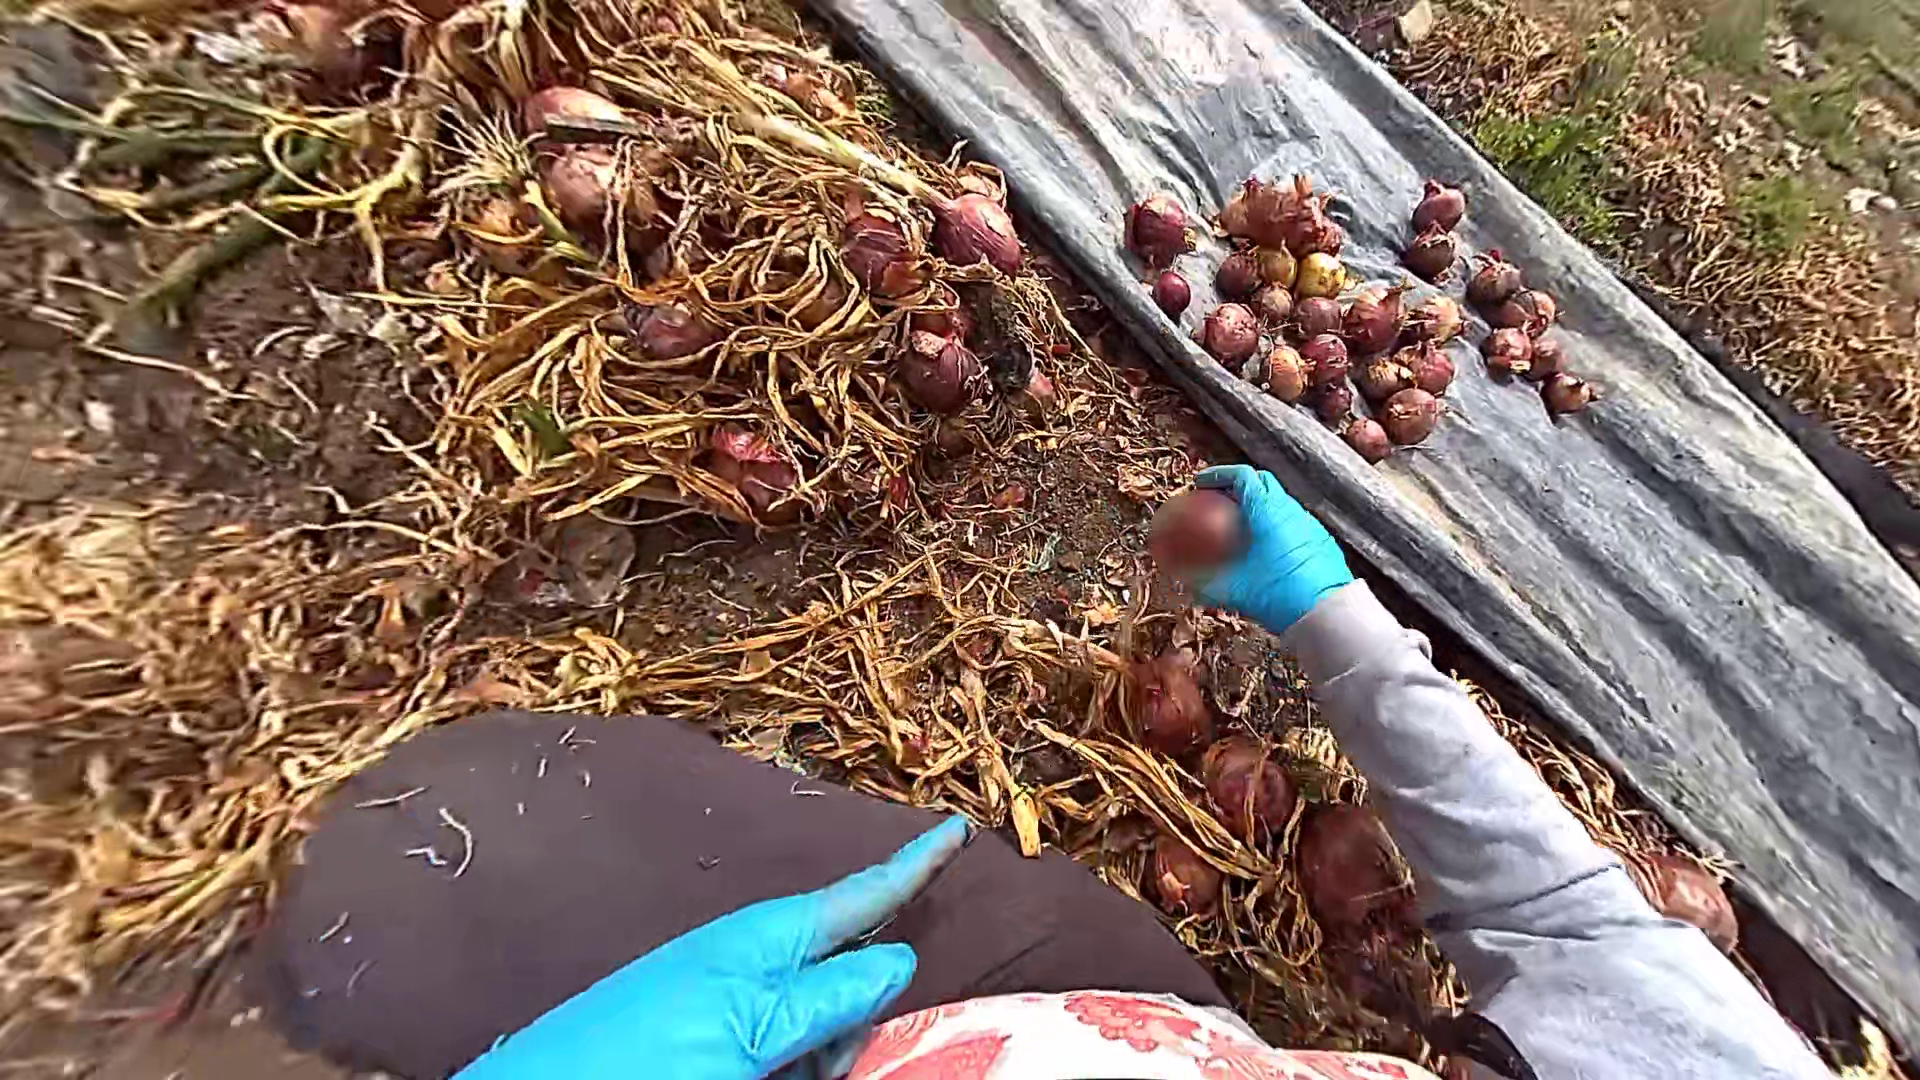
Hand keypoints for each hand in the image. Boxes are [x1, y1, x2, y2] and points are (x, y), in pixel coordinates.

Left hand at [454, 816, 971, 1079]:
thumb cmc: (636, 1061)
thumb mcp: (742, 1034)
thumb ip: (823, 998)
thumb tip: (900, 956)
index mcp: (775, 938)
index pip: (866, 892)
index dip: (918, 862)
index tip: (959, 830)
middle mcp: (769, 961)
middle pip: (859, 972)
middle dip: (878, 1006)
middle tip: (841, 1053)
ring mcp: (750, 1004)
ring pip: (833, 1025)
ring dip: (840, 1053)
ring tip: (783, 1069)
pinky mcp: (734, 1041)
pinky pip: (800, 1052)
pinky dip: (810, 1066)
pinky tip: (787, 1073)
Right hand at [1194, 465, 1352, 632]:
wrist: (1329, 616)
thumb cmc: (1281, 596)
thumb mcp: (1234, 591)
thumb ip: (1204, 584)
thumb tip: (1181, 580)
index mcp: (1269, 513)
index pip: (1243, 477)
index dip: (1219, 475)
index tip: (1201, 483)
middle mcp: (1292, 512)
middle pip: (1263, 482)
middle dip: (1238, 484)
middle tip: (1217, 497)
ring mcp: (1309, 525)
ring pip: (1279, 501)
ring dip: (1256, 503)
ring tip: (1237, 520)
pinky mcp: (1319, 541)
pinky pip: (1290, 520)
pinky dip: (1271, 521)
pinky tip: (1262, 543)